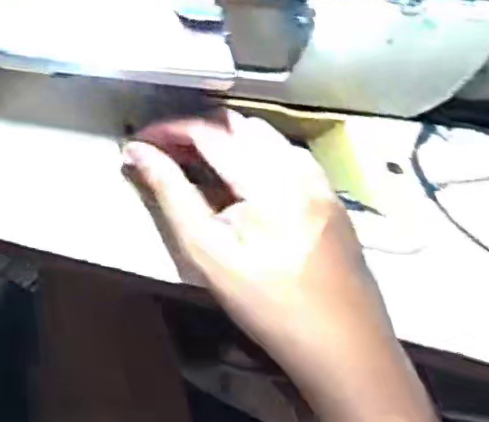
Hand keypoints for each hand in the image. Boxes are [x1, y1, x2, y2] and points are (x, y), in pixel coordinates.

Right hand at [123, 112, 433, 421]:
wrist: (350, 361)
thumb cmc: (270, 306)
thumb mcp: (207, 252)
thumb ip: (170, 192)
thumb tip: (138, 151)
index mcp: (269, 183)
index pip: (207, 132)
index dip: (167, 130)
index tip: (139, 142)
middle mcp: (299, 173)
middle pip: (236, 125)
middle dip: (194, 130)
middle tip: (165, 151)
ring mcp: (321, 186)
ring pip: (264, 136)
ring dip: (226, 138)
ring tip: (198, 161)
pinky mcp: (332, 203)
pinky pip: (287, 155)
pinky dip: (256, 152)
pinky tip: (243, 179)